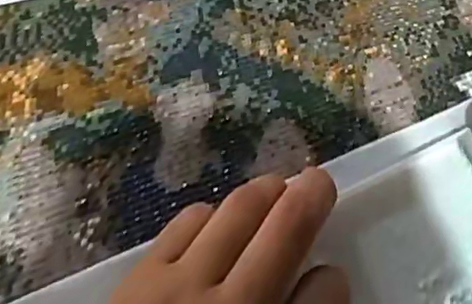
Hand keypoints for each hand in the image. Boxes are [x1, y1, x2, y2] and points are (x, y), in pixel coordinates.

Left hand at [110, 168, 348, 303]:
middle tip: (319, 180)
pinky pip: (188, 222)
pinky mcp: (141, 276)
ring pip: (238, 211)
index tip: (328, 274)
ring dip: (263, 193)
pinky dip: (210, 215)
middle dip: (309, 198)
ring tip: (274, 187)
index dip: (330, 280)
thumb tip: (314, 291)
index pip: (322, 294)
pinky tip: (214, 223)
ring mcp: (182, 286)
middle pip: (284, 231)